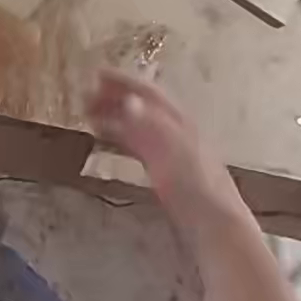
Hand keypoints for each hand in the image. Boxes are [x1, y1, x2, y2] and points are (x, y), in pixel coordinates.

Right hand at [85, 70, 238, 219]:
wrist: (215, 227)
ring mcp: (171, 151)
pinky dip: (120, 136)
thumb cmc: (194, 186)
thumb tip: (128, 100)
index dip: (122, 81)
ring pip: (138, 125)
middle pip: (141, 106)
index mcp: (178, 121)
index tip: (96, 74)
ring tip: (89, 116)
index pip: (147, 93)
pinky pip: (138, 144)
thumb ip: (149, 126)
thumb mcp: (171, 152)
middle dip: (113, 97)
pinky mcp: (166, 171)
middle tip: (85, 96)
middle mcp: (174, 130)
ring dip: (114, 116)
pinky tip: (108, 141)